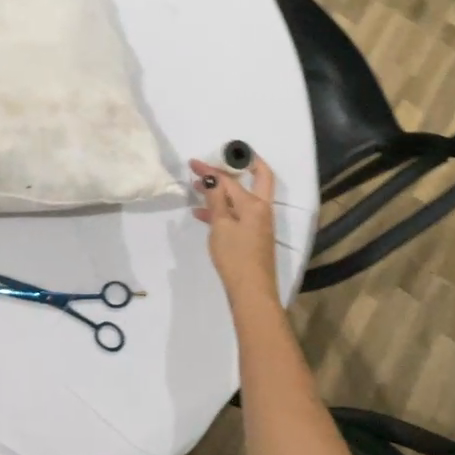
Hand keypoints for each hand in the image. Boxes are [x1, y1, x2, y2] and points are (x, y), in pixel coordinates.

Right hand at [190, 155, 280, 306]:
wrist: (252, 291)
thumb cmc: (235, 256)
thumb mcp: (221, 225)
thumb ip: (216, 199)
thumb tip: (213, 178)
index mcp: (255, 204)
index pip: (230, 179)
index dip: (211, 169)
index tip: (193, 162)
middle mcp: (261, 209)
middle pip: (253, 179)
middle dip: (234, 168)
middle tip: (211, 164)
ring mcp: (258, 223)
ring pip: (241, 198)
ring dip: (222, 191)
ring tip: (197, 189)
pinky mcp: (253, 236)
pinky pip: (237, 213)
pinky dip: (222, 210)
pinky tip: (201, 214)